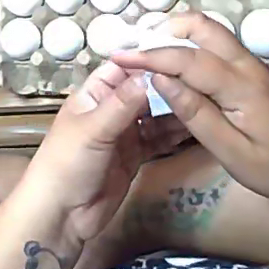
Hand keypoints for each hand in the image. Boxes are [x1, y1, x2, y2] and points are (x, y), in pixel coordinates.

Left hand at [13, 61, 186, 245]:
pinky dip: (174, 134)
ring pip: (154, 115)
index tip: (181, 54)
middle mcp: (110, 109)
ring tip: (206, 102)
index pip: (123, 68)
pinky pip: (158, 139)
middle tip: (203, 80)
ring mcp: (123, 132)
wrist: (62, 214)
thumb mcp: (94, 129)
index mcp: (93, 94)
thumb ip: (123, 103)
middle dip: (168, 86)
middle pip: (143, 91)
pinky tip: (197, 128)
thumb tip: (152, 73)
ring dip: (175, 110)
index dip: (148, 60)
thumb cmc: (68, 163)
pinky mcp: (134, 155)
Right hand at [109, 12, 268, 209]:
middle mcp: (247, 64)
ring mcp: (250, 62)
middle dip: (162, 31)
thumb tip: (159, 79)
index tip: (118, 57)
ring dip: (173, 33)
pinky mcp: (249, 68)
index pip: (188, 59)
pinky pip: (213, 43)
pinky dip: (186, 44)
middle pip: (201, 26)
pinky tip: (171, 64)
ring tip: (146, 54)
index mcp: (243, 87)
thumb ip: (195, 114)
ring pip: (207, 29)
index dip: (149, 56)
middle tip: (133, 51)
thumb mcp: (231, 153)